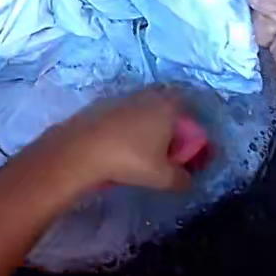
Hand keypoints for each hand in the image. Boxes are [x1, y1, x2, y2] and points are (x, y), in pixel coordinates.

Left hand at [36, 90, 195, 194]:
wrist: (83, 149)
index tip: (188, 152)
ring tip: (145, 149)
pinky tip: (123, 144)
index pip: (189, 111)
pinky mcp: (105, 103)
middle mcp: (148, 97)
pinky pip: (127, 112)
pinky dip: (130, 125)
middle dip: (171, 124)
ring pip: (145, 107)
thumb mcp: (163, 178)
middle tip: (168, 149)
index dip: (192, 131)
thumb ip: (182, 178)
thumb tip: (187, 179)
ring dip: (149, 124)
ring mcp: (125, 98)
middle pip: (167, 104)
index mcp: (167, 107)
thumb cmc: (130, 159)